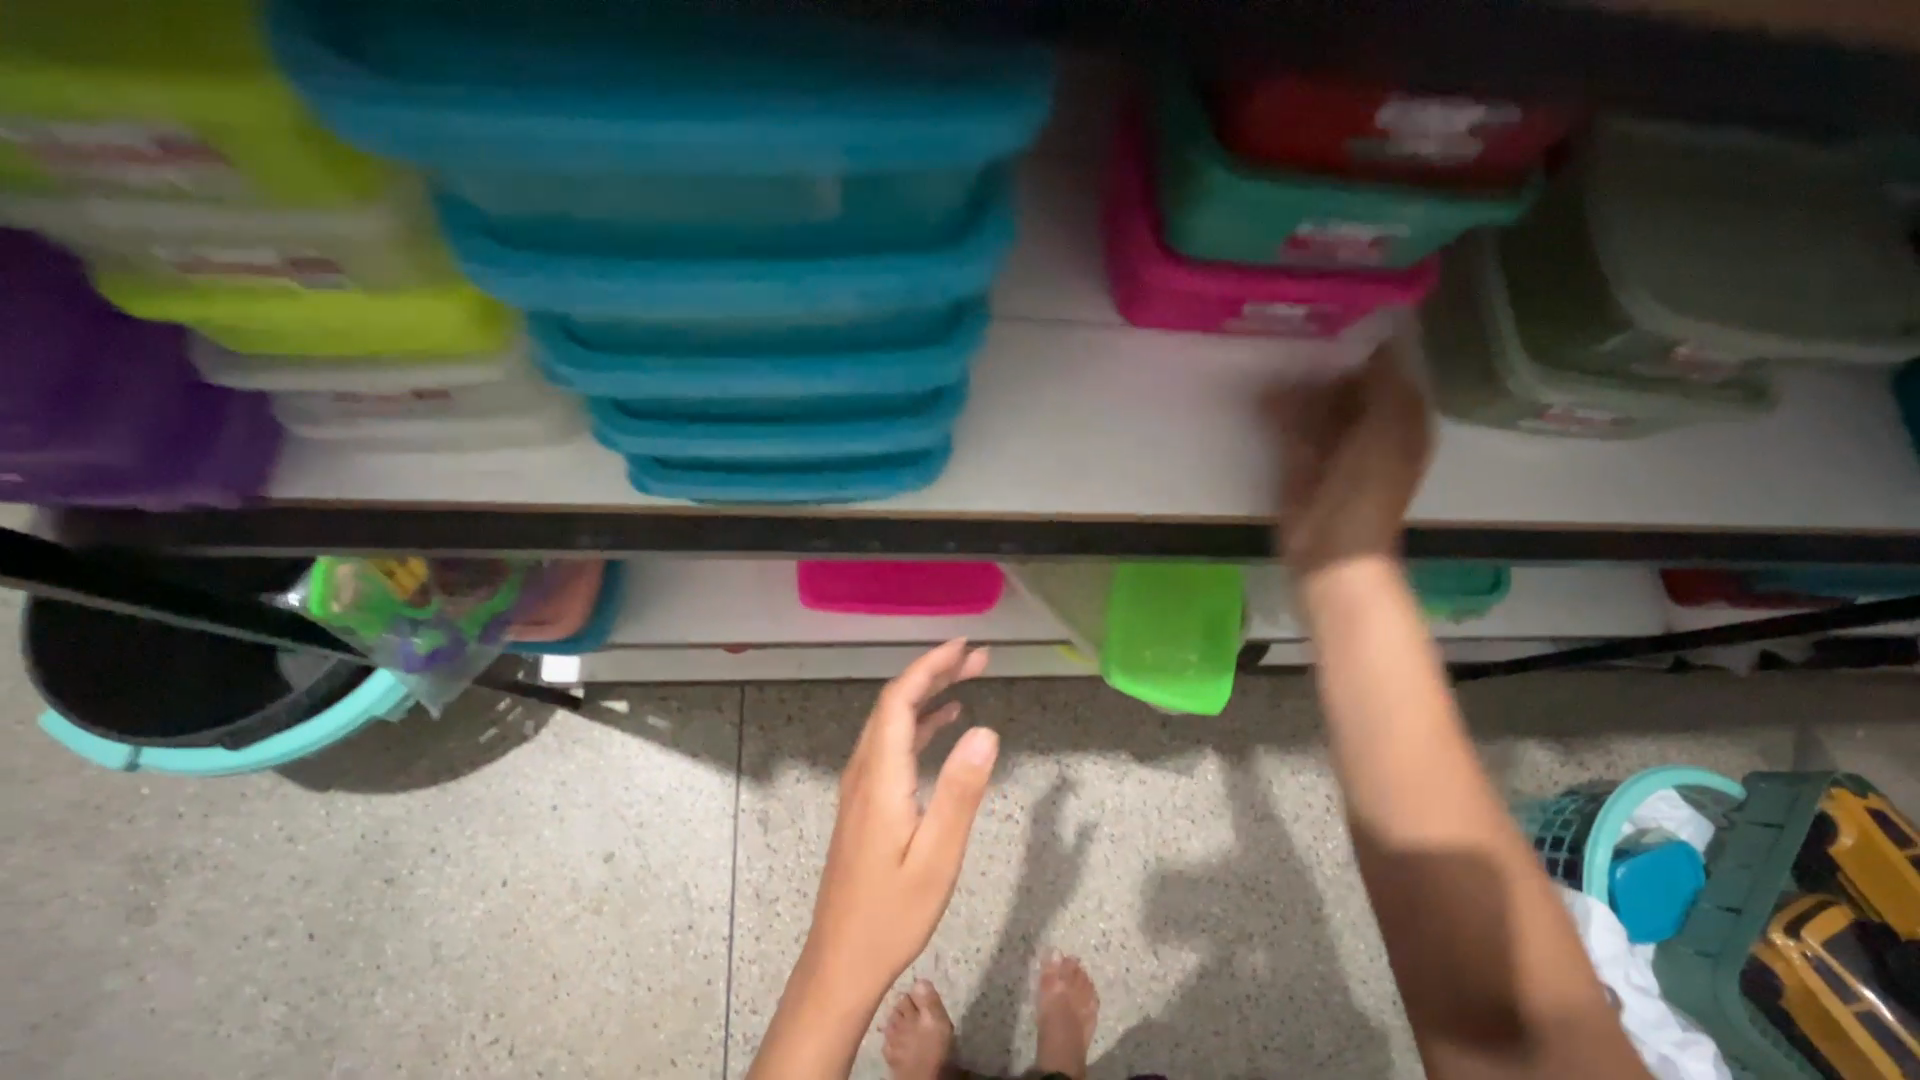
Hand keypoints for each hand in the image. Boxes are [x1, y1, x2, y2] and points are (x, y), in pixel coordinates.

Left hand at [800, 639, 999, 1002]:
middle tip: (977, 658)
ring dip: (927, 696)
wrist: (840, 960)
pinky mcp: (863, 805)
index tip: (964, 647)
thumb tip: (986, 729)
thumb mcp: (938, 856)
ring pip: (890, 724)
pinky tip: (944, 727)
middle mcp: (863, 773)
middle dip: (934, 673)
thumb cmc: (893, 913)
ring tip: (968, 681)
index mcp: (880, 778)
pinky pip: (889, 747)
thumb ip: (960, 791)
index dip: (930, 667)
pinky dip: (917, 726)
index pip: (900, 701)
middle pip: (893, 704)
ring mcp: (859, 789)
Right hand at [1263, 342, 1432, 578]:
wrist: (1332, 550)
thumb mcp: (1389, 429)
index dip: (1365, 348)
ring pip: (1317, 405)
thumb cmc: (1368, 490)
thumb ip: (1386, 385)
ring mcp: (1334, 447)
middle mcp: (1371, 429)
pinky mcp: (1300, 463)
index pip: (1386, 371)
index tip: (1336, 321)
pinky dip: (1279, 413)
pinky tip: (1264, 399)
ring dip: (1298, 390)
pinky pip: (1292, 427)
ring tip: (1275, 366)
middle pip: (1348, 386)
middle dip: (1324, 368)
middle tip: (1297, 339)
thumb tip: (1380, 341)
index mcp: (1403, 420)